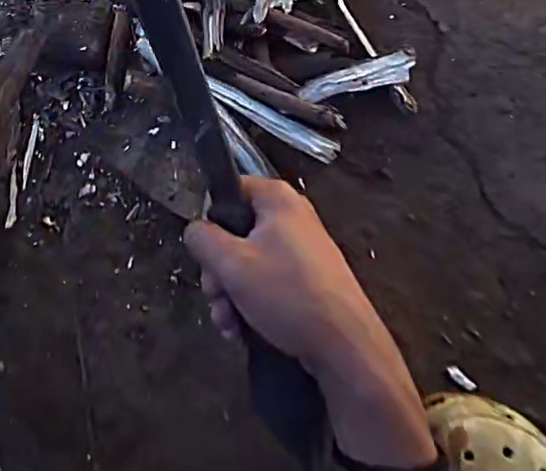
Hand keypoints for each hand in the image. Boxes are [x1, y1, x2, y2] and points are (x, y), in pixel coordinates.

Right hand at [185, 177, 385, 370]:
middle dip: (218, 269)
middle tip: (215, 294)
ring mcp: (305, 251)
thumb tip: (196, 231)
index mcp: (277, 199)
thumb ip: (200, 237)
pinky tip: (242, 328)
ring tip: (228, 321)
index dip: (210, 221)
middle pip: (235, 232)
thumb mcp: (229, 262)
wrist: (349, 354)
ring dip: (230, 291)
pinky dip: (252, 302)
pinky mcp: (312, 282)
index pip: (227, 191)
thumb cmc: (287, 295)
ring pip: (249, 262)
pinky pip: (269, 282)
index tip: (206, 253)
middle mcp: (293, 217)